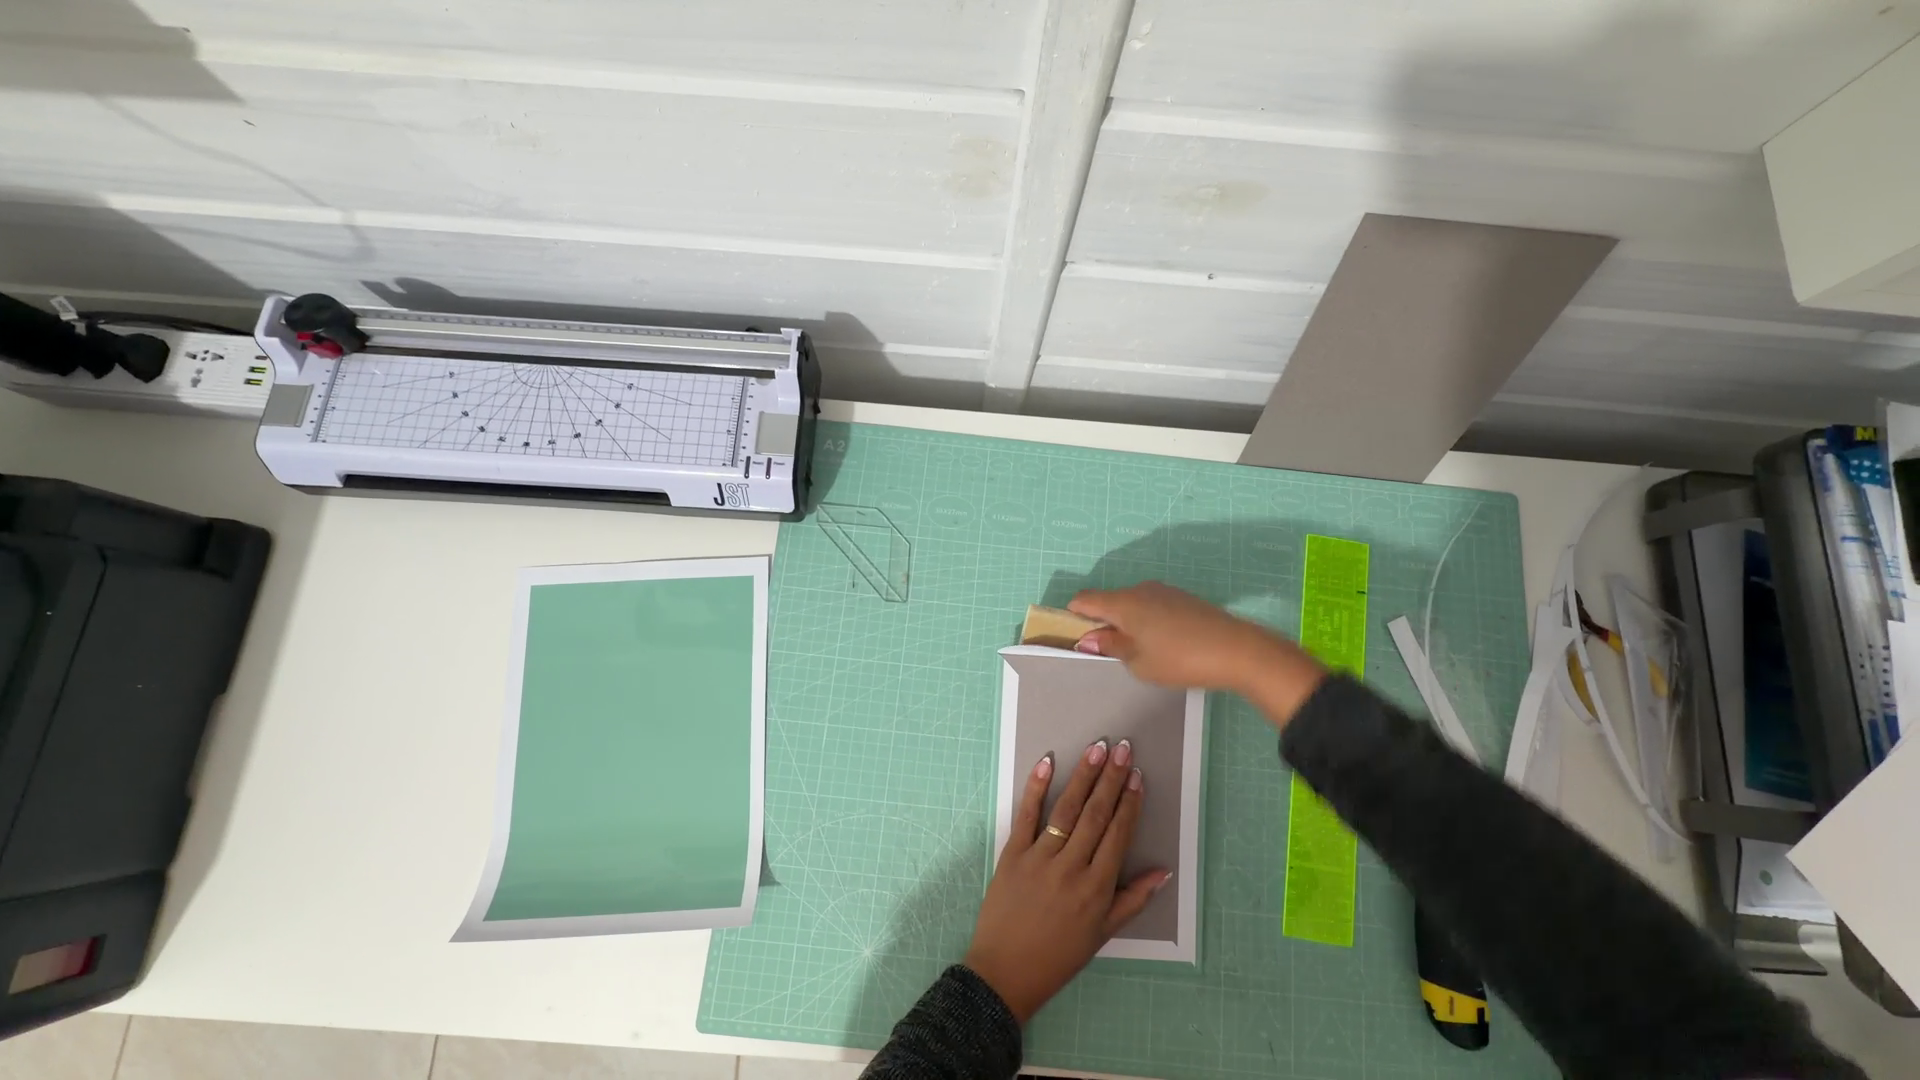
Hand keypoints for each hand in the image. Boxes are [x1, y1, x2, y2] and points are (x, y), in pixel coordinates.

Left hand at [963, 738, 1168, 1023]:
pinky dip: (1036, 787)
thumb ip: (1133, 899)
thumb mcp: (1103, 934)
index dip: (1130, 803)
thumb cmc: (1058, 956)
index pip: (1118, 835)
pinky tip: (1047, 762)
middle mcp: (1071, 868)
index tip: (1138, 776)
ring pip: (1066, 810)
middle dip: (1112, 779)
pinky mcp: (1012, 854)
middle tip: (1124, 749)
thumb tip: (1164, 871)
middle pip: (1096, 815)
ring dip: (1083, 776)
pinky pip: (1026, 815)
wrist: (1006, 972)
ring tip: (1097, 749)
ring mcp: (1040, 859)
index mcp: (1097, 888)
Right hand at [1068, 582, 1326, 726]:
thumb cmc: (1180, 659)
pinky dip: (1146, 621)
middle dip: (1102, 623)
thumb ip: (1111, 646)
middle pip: (1108, 601)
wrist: (1237, 650)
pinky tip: (1163, 645)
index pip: (1084, 600)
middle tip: (1109, 653)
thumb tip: (1089, 638)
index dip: (1073, 617)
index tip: (1075, 638)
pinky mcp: (1182, 598)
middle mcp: (1140, 590)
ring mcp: (1164, 591)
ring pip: (1132, 604)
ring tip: (1140, 652)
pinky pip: (1151, 606)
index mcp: (1123, 603)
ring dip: (1126, 623)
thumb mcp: (1139, 662)